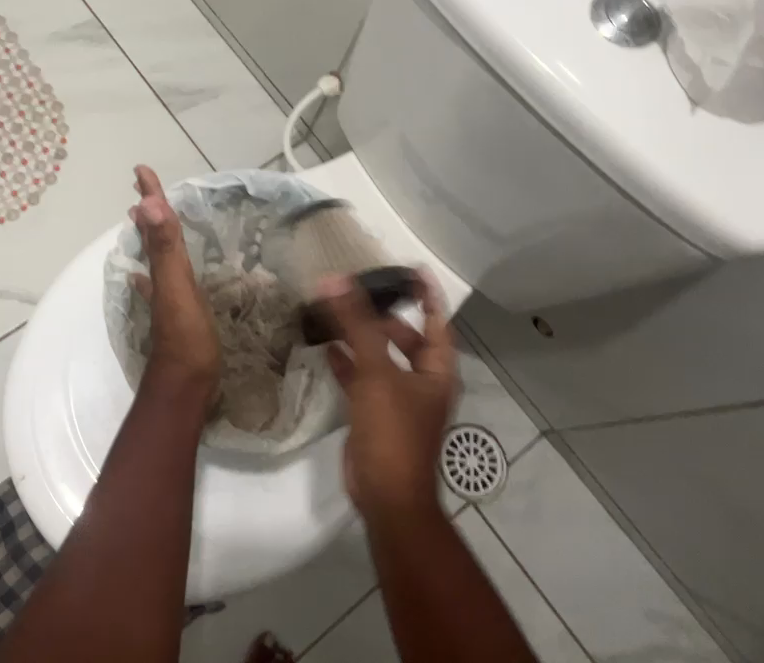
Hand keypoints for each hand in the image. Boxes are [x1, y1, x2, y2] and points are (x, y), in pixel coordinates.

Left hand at [128, 165, 219, 390]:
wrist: (184, 387)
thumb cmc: (185, 337)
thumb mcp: (176, 287)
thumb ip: (165, 248)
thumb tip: (145, 204)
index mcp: (161, 268)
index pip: (154, 223)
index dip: (151, 197)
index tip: (141, 170)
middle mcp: (158, 280)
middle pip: (150, 238)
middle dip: (147, 213)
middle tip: (143, 193)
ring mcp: (164, 299)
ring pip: (154, 259)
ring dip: (152, 238)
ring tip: (148, 223)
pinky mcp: (175, 317)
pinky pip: (161, 286)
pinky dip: (155, 274)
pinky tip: (145, 279)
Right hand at [321, 272, 456, 518]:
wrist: (387, 495)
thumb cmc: (393, 431)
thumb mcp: (376, 373)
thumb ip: (356, 326)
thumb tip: (335, 280)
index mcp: (437, 371)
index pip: (436, 321)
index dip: (427, 294)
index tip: (413, 268)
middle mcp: (423, 382)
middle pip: (406, 338)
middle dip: (383, 316)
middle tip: (360, 289)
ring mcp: (399, 400)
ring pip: (380, 358)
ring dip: (361, 337)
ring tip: (336, 312)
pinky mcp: (375, 415)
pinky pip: (362, 379)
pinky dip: (347, 363)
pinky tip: (326, 346)